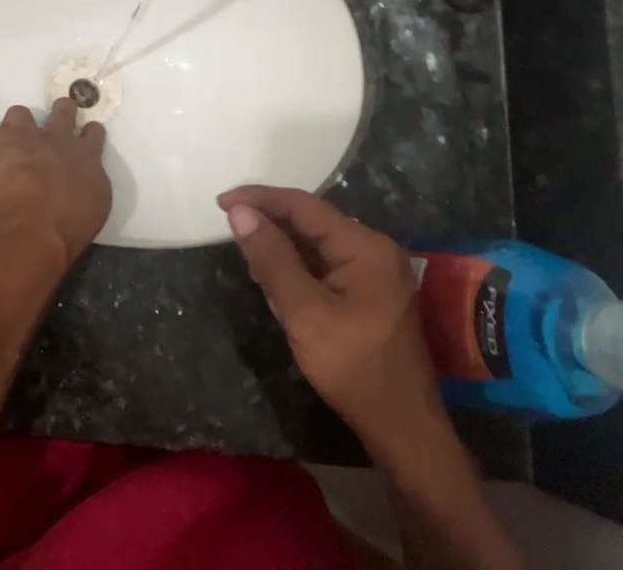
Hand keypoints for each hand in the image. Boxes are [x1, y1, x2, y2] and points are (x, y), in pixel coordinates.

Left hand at [0, 100, 110, 254]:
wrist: (43, 216)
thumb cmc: (75, 219)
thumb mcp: (96, 206)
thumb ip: (89, 190)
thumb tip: (82, 190)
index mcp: (86, 156)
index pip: (92, 134)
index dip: (86, 135)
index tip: (80, 146)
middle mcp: (58, 138)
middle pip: (62, 109)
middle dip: (58, 114)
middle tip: (49, 132)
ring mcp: (26, 135)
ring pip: (19, 113)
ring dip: (14, 127)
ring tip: (9, 146)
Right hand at [218, 185, 445, 456]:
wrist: (401, 424)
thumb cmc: (351, 366)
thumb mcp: (303, 311)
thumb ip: (272, 258)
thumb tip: (240, 213)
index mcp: (365, 247)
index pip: (303, 205)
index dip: (260, 199)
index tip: (221, 203)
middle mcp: (375, 249)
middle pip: (312, 221)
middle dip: (270, 224)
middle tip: (231, 233)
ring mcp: (377, 272)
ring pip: (317, 244)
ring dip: (282, 248)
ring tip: (250, 261)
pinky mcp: (372, 293)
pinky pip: (327, 265)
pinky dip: (298, 267)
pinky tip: (277, 283)